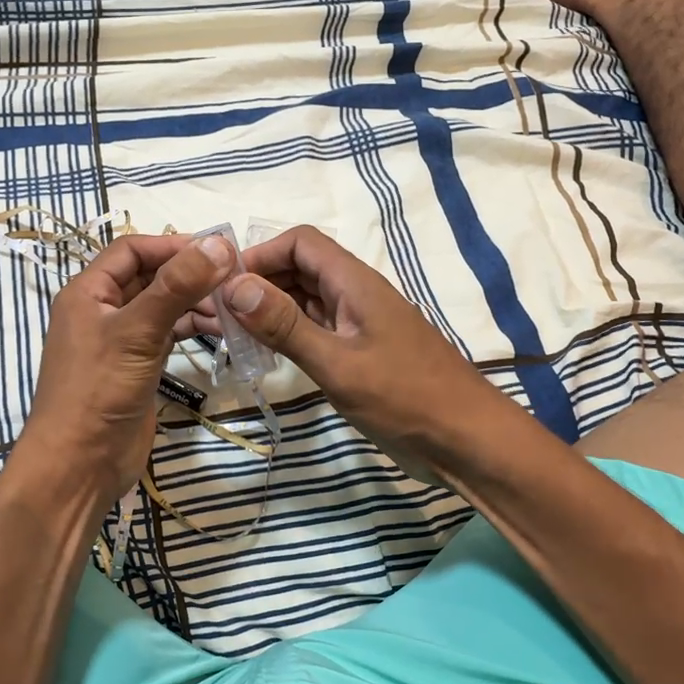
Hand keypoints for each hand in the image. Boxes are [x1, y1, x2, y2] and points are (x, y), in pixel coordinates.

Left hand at [19, 233, 235, 505]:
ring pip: (161, 306)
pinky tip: (220, 331)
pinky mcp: (136, 367)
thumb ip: (177, 286)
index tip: (217, 251)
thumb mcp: (137, 331)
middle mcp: (101, 310)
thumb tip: (219, 244)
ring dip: (194, 302)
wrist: (78, 465)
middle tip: (235, 280)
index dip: (173, 245)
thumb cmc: (98, 390)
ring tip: (233, 308)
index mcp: (88, 292)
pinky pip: (166, 334)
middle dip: (189, 275)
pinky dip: (190, 328)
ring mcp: (119, 341)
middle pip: (150, 276)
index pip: (132, 250)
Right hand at [181, 226, 492, 485]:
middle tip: (217, 312)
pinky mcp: (360, 351)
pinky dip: (287, 332)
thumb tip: (235, 285)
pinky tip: (263, 353)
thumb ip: (285, 325)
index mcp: (354, 283)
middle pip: (300, 268)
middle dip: (259, 282)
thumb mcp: (337, 363)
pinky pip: (316, 327)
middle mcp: (355, 294)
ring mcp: (359, 323)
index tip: (224, 284)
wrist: (466, 440)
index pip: (300, 243)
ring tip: (230, 333)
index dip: (260, 254)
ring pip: (305, 299)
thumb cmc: (404, 397)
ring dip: (269, 308)